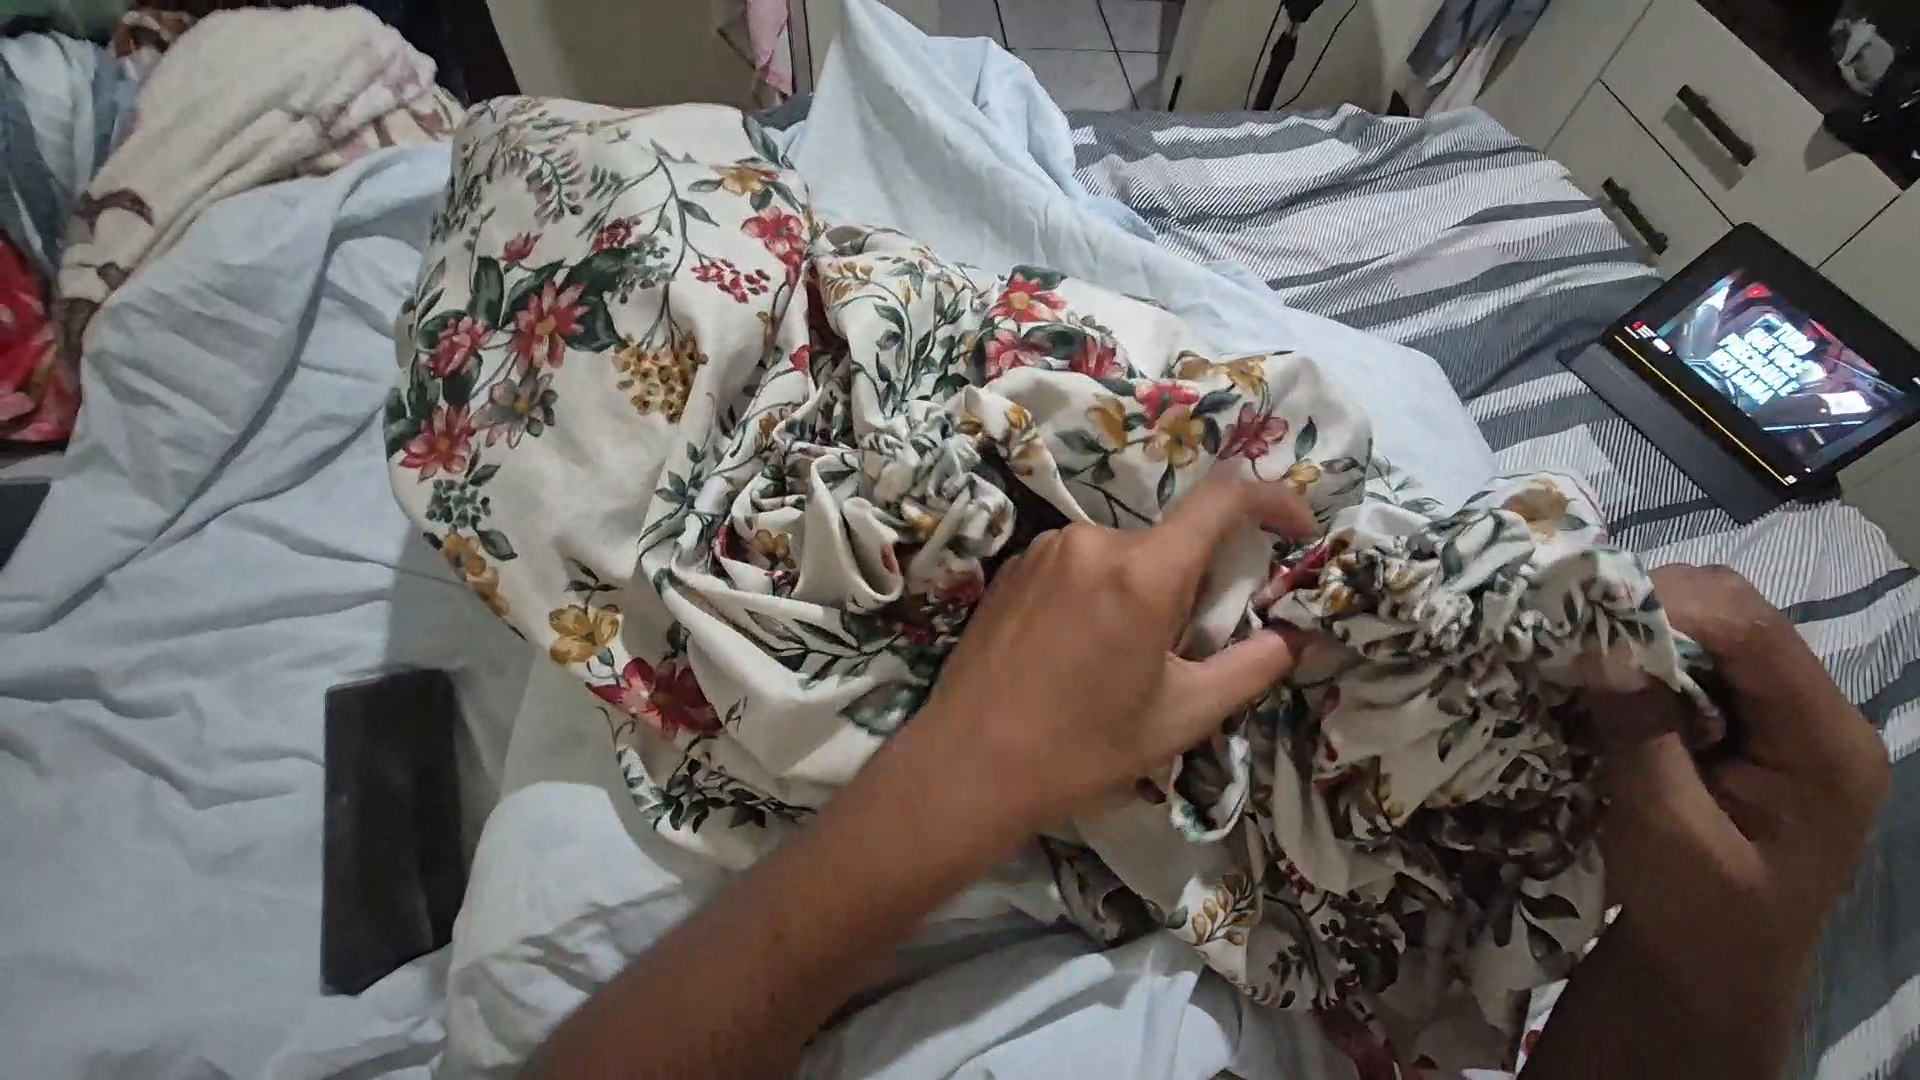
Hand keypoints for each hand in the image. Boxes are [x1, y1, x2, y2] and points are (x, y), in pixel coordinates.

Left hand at [882, 471, 1317, 844]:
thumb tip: (1292, 637)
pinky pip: (1078, 564)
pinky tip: (1076, 649)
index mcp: (1141, 571)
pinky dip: (1098, 591)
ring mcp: (1044, 549)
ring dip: (1141, 590)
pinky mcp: (1012, 566)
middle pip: (1170, 540)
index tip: (1295, 531)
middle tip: (1185, 645)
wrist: (967, 764)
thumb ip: (1251, 667)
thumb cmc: (1082, 748)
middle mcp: (1091, 541)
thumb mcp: (1181, 716)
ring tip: (1120, 658)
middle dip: (1195, 580)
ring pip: (1122, 554)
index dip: (1273, 500)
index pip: (1223, 497)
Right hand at [1592, 564, 1888, 1021]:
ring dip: (1642, 626)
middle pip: (1738, 611)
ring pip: (1714, 623)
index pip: (1753, 632)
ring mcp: (1781, 715)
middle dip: (1650, 606)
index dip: (1665, 607)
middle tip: (1576, 634)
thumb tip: (1598, 652)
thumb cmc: (1699, 908)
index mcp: (1823, 744)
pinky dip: (1642, 650)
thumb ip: (1640, 739)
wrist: (1713, 960)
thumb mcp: (1665, 830)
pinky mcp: (1744, 720)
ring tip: (1584, 652)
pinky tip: (1605, 675)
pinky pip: (1695, 655)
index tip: (1578, 616)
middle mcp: (1816, 715)